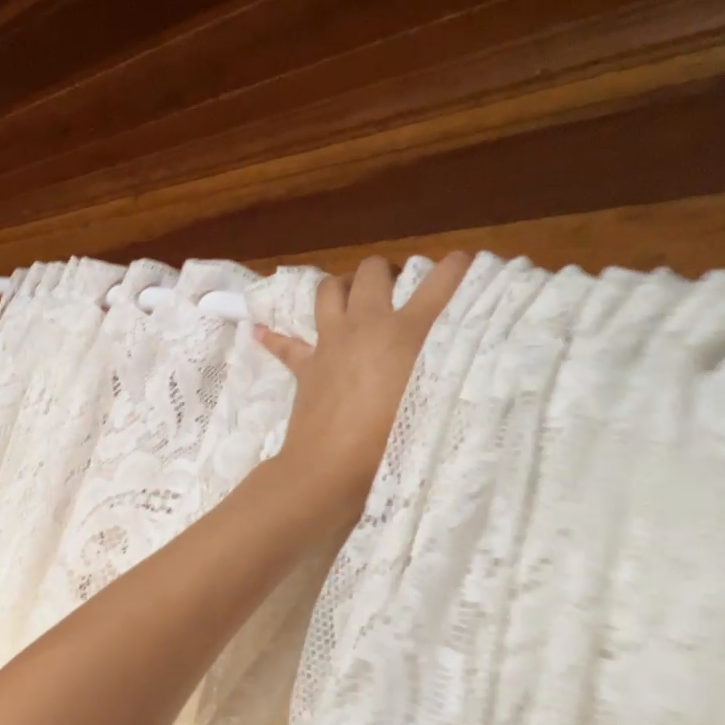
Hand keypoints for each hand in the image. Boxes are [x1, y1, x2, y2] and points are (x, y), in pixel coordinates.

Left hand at [254, 252, 470, 519]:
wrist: (333, 463)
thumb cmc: (395, 434)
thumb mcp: (437, 395)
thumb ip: (450, 365)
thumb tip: (464, 349)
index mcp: (406, 330)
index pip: (439, 282)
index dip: (456, 266)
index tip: (464, 261)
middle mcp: (365, 325)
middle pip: (371, 272)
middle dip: (385, 271)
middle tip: (396, 287)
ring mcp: (329, 342)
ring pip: (327, 291)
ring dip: (340, 286)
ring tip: (350, 295)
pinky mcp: (304, 366)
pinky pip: (284, 345)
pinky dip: (273, 336)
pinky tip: (260, 330)